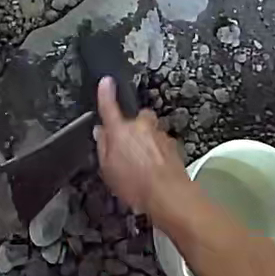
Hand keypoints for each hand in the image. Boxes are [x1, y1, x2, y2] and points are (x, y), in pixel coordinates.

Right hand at [93, 75, 197, 225]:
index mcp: (120, 130)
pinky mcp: (172, 144)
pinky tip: (153, 170)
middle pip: (135, 120)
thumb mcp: (107, 169)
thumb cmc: (136, 184)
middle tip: (126, 151)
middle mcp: (141, 127)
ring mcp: (159, 134)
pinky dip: (157, 152)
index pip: (109, 106)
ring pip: (150, 131)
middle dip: (132, 130)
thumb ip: (103, 146)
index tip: (106, 82)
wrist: (168, 194)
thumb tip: (101, 133)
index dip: (106, 93)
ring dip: (146, 143)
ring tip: (141, 167)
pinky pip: (161, 143)